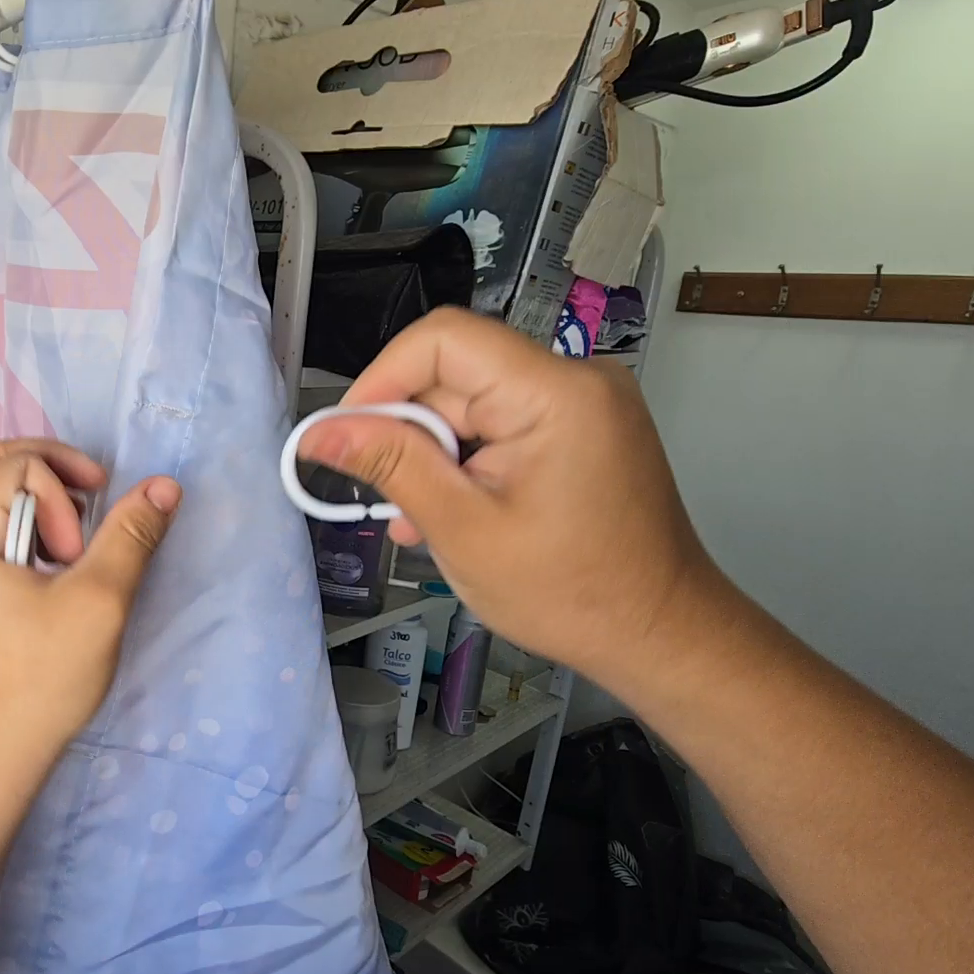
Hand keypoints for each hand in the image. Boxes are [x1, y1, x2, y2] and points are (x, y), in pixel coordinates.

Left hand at [0, 439, 181, 795]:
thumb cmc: (42, 679)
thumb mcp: (98, 602)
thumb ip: (131, 536)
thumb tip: (164, 485)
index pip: (18, 465)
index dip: (62, 495)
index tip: (77, 556)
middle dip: (54, 472)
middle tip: (94, 503)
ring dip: (42, 498)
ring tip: (72, 544)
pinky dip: (28, 524)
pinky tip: (53, 563)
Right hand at [298, 308, 725, 689]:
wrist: (658, 635)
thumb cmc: (565, 591)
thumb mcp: (459, 527)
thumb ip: (388, 465)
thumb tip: (315, 433)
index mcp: (555, 392)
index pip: (443, 339)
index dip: (380, 379)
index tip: (346, 437)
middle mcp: (574, 379)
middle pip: (452, 374)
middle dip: (405, 432)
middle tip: (386, 499)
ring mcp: (579, 403)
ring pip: (466, 404)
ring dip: (428, 456)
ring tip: (419, 520)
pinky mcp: (576, 427)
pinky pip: (494, 425)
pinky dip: (460, 462)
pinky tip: (449, 512)